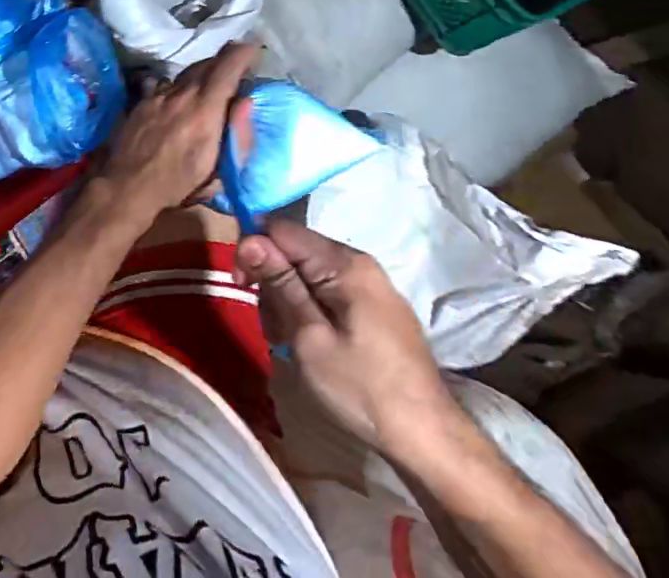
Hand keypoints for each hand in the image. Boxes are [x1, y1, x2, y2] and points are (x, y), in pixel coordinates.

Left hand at [93, 42, 258, 213]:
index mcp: (204, 109)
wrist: (128, 185)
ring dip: (200, 75)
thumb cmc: (178, 184)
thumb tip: (246, 101)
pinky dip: (177, 89)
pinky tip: (177, 100)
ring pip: (183, 75)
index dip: (243, 53)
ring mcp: (157, 96)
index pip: (227, 67)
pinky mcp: (140, 102)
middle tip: (236, 66)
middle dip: (224, 61)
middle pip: (206, 65)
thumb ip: (237, 134)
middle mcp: (180, 94)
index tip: (254, 47)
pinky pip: (164, 86)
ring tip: (208, 84)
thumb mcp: (218, 169)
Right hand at [235, 220, 465, 463]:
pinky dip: (305, 309)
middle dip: (270, 280)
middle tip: (267, 324)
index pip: (282, 230)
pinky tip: (303, 341)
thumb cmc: (362, 388)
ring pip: (305, 272)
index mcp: (346, 265)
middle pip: (293, 250)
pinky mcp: (371, 307)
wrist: (428, 438)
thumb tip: (249, 239)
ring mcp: (368, 285)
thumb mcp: (310, 336)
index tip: (240, 284)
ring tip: (285, 340)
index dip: (254, 250)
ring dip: (285, 300)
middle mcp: (359, 264)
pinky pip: (324, 291)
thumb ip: (280, 284)